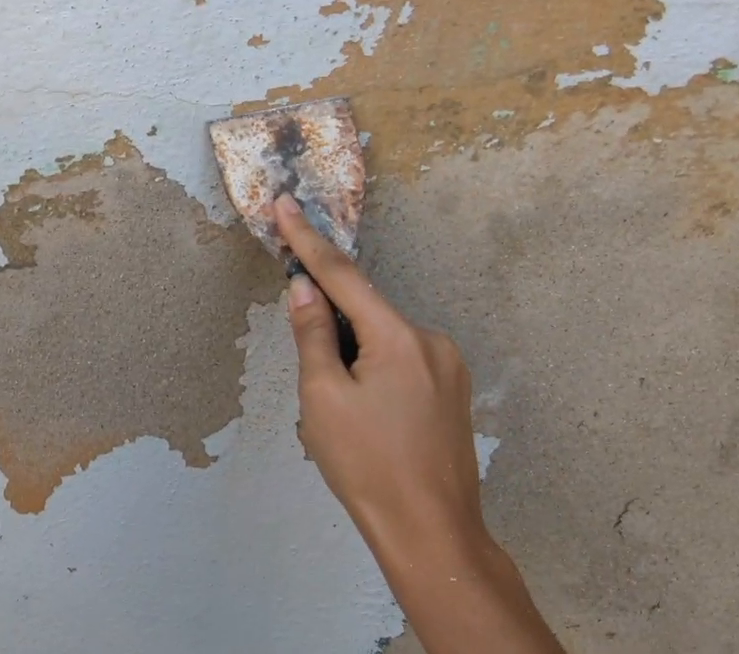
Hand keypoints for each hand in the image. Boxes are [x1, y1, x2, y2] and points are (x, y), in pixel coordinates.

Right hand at [275, 193, 561, 653]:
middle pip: (364, 308)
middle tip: (312, 370)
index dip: (308, 239)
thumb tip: (304, 287)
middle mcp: (432, 342)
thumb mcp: (323, 397)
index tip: (286, 204)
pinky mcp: (453, 390)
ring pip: (381, 336)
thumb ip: (313, 334)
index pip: (343, 276)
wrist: (432, 534)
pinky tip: (362, 407)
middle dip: (328, 319)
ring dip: (350, 348)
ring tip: (338, 405)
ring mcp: (449, 367)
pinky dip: (370, 363)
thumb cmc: (367, 465)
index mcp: (399, 339)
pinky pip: (400, 356)